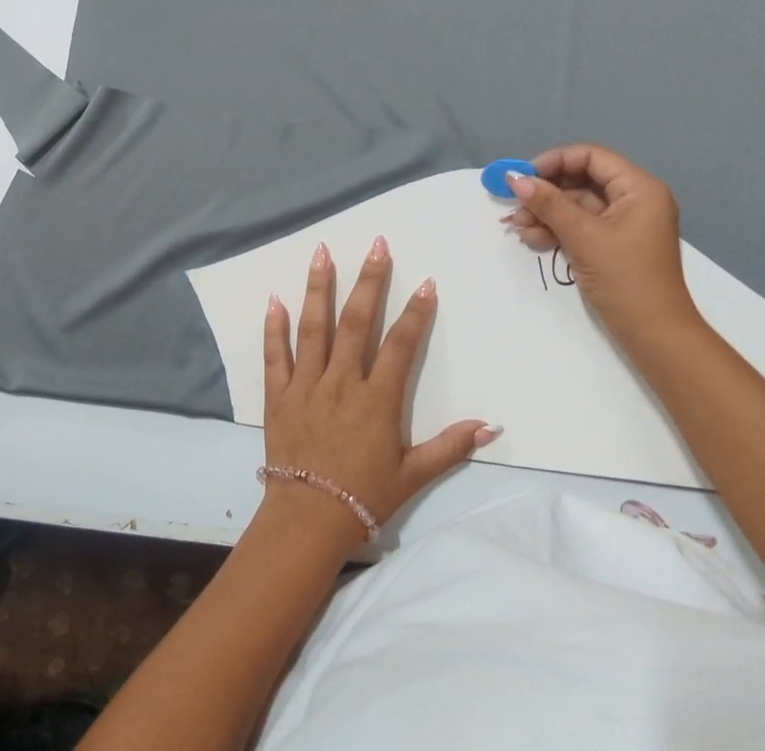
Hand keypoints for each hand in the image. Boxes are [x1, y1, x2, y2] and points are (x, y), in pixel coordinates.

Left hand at [263, 237, 493, 537]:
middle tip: (377, 245)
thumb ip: (450, 446)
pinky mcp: (277, 396)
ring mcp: (306, 386)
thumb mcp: (413, 475)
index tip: (426, 283)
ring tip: (322, 252)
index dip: (416, 314)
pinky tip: (275, 299)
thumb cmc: (364, 497)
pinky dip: (274, 327)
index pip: (400, 346)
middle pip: (357, 322)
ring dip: (320, 288)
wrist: (307, 519)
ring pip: (313, 328)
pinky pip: (274, 355)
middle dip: (370, 281)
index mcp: (377, 399)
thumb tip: (491, 426)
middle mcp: (342, 382)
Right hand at [500, 144, 701, 343]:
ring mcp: (624, 224)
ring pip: (578, 206)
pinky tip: (531, 238)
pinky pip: (581, 226)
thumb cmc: (624, 278)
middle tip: (514, 206)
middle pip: (582, 180)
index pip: (592, 157)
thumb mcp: (583, 237)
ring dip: (546, 213)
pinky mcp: (612, 245)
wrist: (653, 333)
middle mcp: (634, 199)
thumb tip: (515, 178)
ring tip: (517, 227)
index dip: (555, 161)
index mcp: (639, 188)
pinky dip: (557, 230)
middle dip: (546, 192)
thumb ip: (549, 204)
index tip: (523, 177)